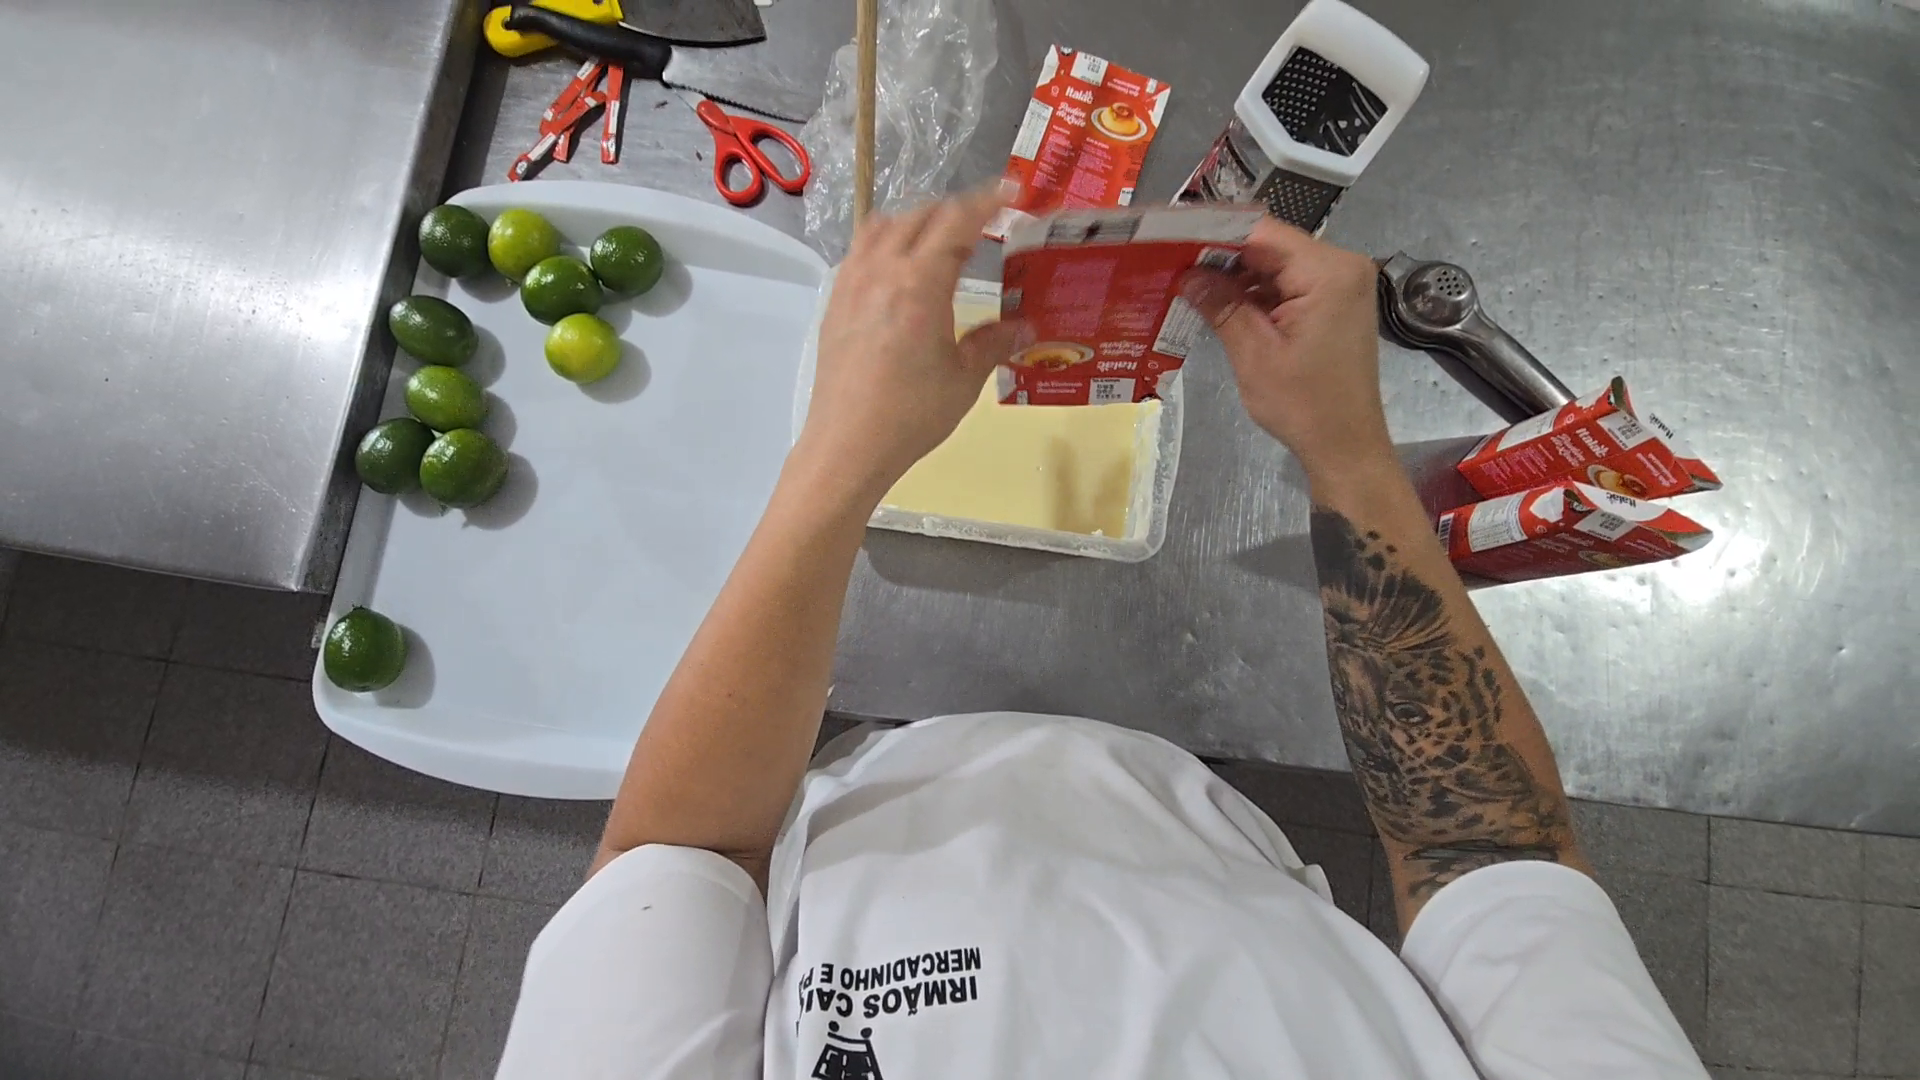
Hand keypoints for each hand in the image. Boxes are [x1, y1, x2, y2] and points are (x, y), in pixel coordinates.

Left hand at [793, 189, 1031, 503]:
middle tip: (982, 225)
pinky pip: (861, 252)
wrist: (848, 444)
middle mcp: (881, 270)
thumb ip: (994, 343)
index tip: (1011, 193)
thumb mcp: (964, 379)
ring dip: (916, 222)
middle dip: (954, 210)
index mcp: (920, 282)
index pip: (956, 221)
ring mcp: (851, 284)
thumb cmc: (912, 414)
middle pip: (919, 215)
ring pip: (883, 227)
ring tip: (939, 240)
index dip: (986, 201)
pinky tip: (899, 272)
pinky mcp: (835, 304)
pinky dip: (886, 243)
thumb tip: (1027, 326)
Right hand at [1180, 220, 1391, 479]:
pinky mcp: (1332, 304)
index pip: (1262, 234)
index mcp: (1327, 272)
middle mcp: (1340, 266)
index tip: (1174, 241)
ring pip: (1276, 266)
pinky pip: (1287, 286)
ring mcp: (1340, 285)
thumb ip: (1222, 306)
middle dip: (1222, 257)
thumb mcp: (1255, 355)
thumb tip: (1187, 275)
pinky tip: (1220, 305)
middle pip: (1270, 246)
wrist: (1345, 443)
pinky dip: (1255, 294)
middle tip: (1173, 265)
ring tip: (1188, 286)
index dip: (1215, 234)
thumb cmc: (1303, 403)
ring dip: (1236, 278)